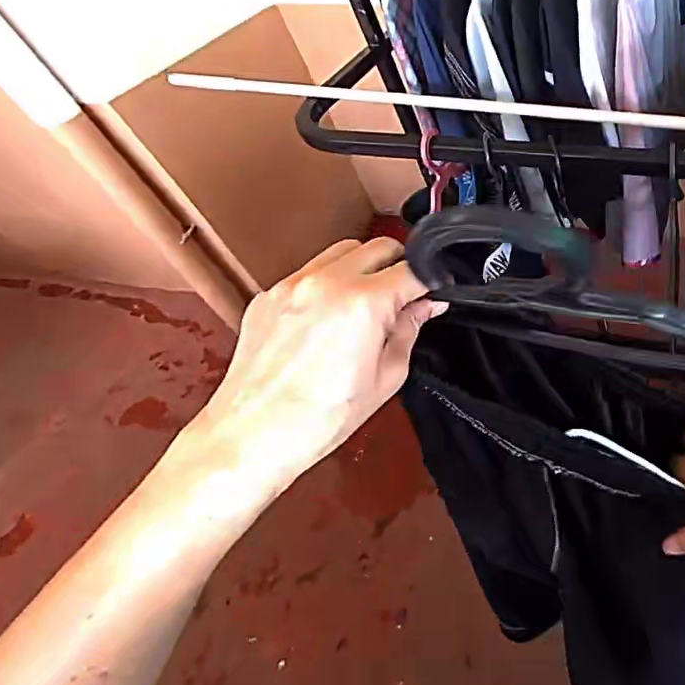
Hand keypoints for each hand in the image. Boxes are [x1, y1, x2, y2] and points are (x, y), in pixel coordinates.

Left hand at [178, 237, 444, 496]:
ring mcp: (293, 286)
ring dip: (366, 267)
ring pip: (345, 250)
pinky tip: (333, 315)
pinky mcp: (269, 295)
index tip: (433, 293)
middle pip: (381, 246)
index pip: (414, 270)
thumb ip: (410, 330)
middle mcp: (326, 284)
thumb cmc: (314, 419)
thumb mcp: (386, 376)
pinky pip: (311, 271)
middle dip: (401, 267)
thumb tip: (425, 307)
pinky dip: (331, 282)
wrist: (251, 438)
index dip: (431, 282)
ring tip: (369, 303)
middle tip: (405, 297)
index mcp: (362, 304)